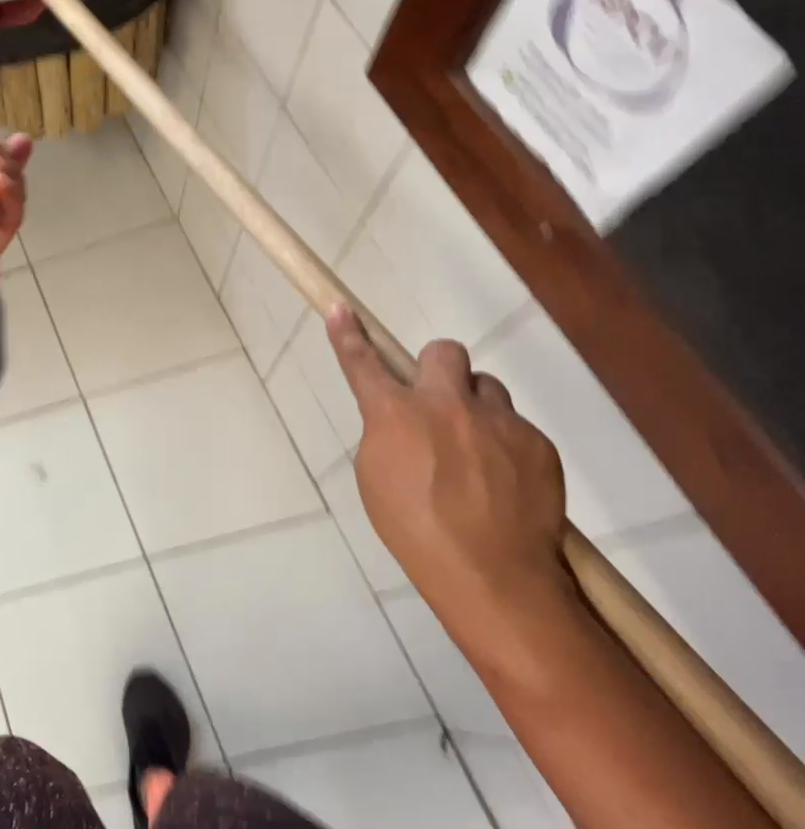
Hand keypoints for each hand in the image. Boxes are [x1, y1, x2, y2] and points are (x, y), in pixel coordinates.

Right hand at [327, 305, 570, 612]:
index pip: (363, 362)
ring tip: (473, 449)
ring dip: (474, 405)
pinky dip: (503, 443)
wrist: (489, 571)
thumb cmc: (412, 526)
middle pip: (444, 352)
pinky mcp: (537, 443)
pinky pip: (515, 426)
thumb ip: (387, 432)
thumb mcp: (376, 474)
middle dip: (436, 368)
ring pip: (486, 387)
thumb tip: (401, 418)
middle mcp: (446, 405)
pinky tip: (501, 480)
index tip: (342, 308)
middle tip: (435, 402)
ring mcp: (498, 421)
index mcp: (394, 414)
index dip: (349, 334)